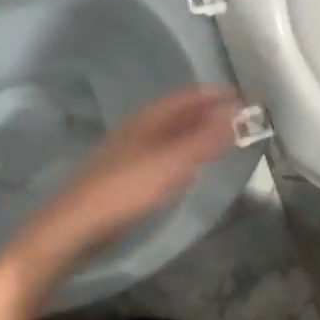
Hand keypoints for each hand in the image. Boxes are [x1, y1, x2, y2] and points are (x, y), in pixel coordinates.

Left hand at [19, 86, 238, 263]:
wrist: (77, 225)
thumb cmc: (125, 189)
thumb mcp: (171, 163)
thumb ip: (203, 138)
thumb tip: (235, 112)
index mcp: (147, 120)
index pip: (185, 97)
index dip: (212, 94)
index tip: (242, 97)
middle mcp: (137, 131)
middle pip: (176, 115)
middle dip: (206, 113)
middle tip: (238, 119)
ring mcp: (129, 154)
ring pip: (168, 136)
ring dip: (193, 133)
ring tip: (219, 139)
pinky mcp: (125, 178)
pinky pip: (160, 157)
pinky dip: (180, 155)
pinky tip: (187, 170)